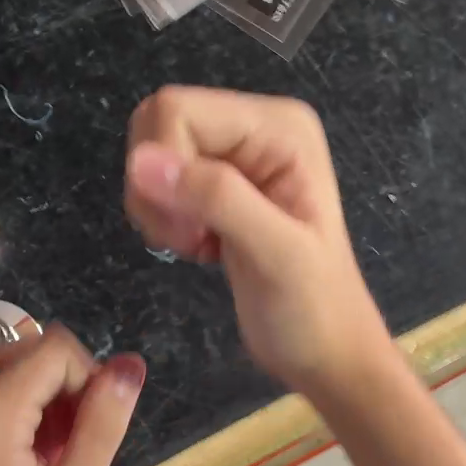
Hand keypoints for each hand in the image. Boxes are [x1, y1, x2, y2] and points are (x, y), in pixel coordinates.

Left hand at [0, 328, 145, 465]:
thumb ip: (100, 429)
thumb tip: (129, 367)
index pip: (54, 350)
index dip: (89, 381)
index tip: (91, 436)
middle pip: (26, 353)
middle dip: (63, 390)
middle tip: (71, 455)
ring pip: (4, 373)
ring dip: (38, 404)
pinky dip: (10, 416)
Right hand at [125, 86, 395, 399]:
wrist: (326, 354)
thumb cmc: (312, 310)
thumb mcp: (274, 252)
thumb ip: (216, 198)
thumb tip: (139, 162)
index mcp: (278, 127)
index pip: (177, 111)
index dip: (163, 169)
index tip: (188, 228)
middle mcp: (256, 130)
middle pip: (159, 127)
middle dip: (158, 189)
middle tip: (189, 239)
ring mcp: (238, 160)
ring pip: (154, 158)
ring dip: (160, 210)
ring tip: (198, 246)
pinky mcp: (221, 191)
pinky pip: (164, 185)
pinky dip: (167, 221)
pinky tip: (201, 248)